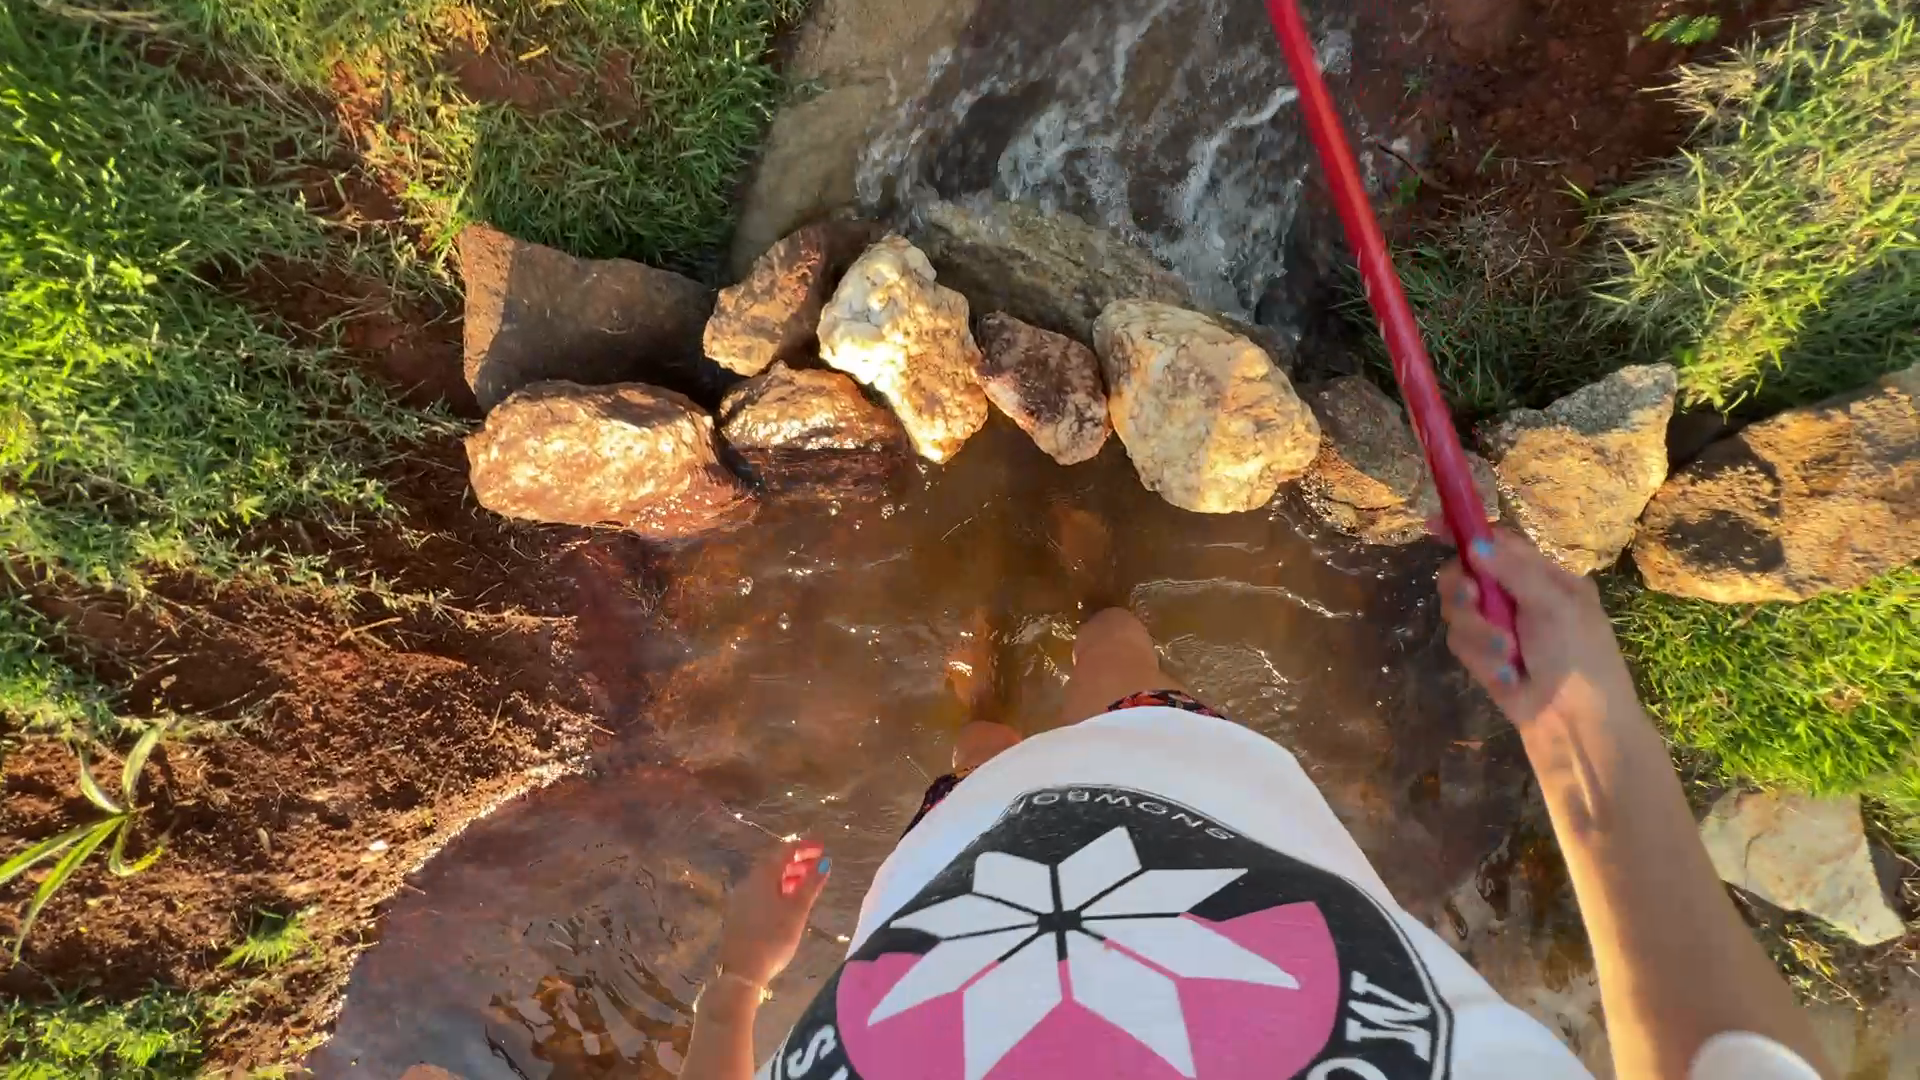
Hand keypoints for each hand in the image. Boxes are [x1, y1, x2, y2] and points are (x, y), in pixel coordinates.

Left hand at [715, 839, 830, 990]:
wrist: (740, 973)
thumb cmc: (773, 937)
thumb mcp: (797, 910)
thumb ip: (812, 884)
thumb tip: (825, 862)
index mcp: (763, 875)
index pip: (786, 850)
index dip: (805, 847)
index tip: (822, 848)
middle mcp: (749, 881)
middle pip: (775, 863)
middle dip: (797, 861)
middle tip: (817, 864)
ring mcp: (742, 898)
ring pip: (768, 879)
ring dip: (788, 876)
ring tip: (807, 883)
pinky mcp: (739, 914)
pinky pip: (761, 892)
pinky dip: (778, 889)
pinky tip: (788, 901)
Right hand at [1436, 529, 1644, 738]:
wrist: (1576, 720)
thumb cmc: (1579, 657)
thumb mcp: (1554, 606)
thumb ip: (1513, 571)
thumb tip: (1473, 543)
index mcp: (1543, 577)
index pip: (1498, 543)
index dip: (1466, 533)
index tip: (1433, 527)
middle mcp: (1515, 596)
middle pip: (1464, 573)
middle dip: (1464, 589)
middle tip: (1473, 599)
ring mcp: (1495, 624)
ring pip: (1455, 609)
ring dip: (1477, 631)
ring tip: (1506, 652)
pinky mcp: (1480, 652)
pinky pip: (1458, 640)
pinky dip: (1479, 656)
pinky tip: (1505, 672)